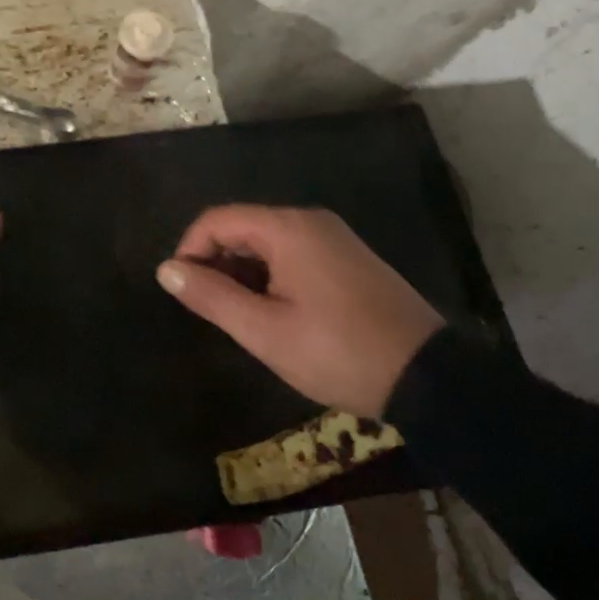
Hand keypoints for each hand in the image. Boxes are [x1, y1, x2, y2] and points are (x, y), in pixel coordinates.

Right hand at [157, 205, 442, 417]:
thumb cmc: (338, 352)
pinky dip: (272, 277)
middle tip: (210, 311)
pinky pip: (294, 254)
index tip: (182, 292)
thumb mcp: (265, 331)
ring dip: (243, 274)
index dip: (189, 251)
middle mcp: (311, 221)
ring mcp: (335, 239)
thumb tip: (167, 271)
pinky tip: (276, 315)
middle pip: (243, 228)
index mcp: (288, 228)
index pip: (217, 220)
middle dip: (216, 264)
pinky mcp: (351, 260)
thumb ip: (212, 297)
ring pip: (268, 243)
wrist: (431, 379)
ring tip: (240, 318)